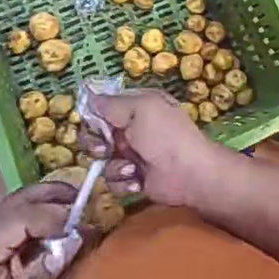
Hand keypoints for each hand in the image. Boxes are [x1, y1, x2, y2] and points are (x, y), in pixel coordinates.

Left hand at [0, 182, 78, 278]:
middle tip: (87, 202)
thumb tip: (74, 243)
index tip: (86, 228)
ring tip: (77, 211)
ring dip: (50, 201)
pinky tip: (57, 229)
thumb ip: (41, 274)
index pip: (29, 214)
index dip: (60, 217)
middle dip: (57, 195)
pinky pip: (20, 214)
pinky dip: (42, 212)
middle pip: (25, 197)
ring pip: (22, 201)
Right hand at [81, 90, 241, 208]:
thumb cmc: (165, 135)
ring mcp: (131, 154)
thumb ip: (111, 103)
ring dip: (114, 166)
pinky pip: (112, 180)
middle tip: (104, 149)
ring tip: (131, 169)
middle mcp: (130, 129)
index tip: (92, 123)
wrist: (189, 174)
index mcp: (135, 107)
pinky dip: (123, 182)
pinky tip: (137, 183)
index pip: (102, 108)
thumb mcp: (140, 109)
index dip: (93, 116)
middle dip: (95, 143)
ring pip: (101, 160)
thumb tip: (89, 95)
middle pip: (96, 135)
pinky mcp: (132, 178)